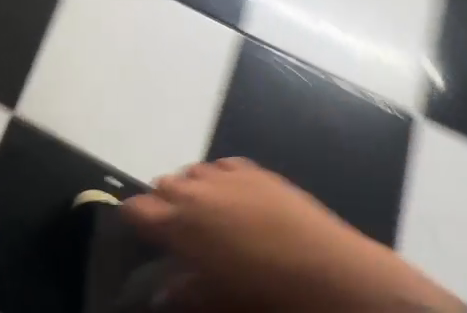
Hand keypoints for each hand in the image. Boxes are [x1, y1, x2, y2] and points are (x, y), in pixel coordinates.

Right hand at [122, 158, 462, 311]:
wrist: (332, 275)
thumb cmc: (267, 295)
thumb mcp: (218, 300)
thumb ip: (184, 291)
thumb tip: (159, 293)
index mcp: (180, 222)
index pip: (138, 209)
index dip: (135, 221)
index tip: (140, 235)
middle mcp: (196, 190)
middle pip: (163, 186)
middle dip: (164, 205)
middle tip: (177, 233)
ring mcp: (227, 176)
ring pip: (192, 173)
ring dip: (191, 190)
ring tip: (207, 217)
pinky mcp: (257, 171)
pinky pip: (223, 167)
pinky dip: (220, 180)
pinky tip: (233, 200)